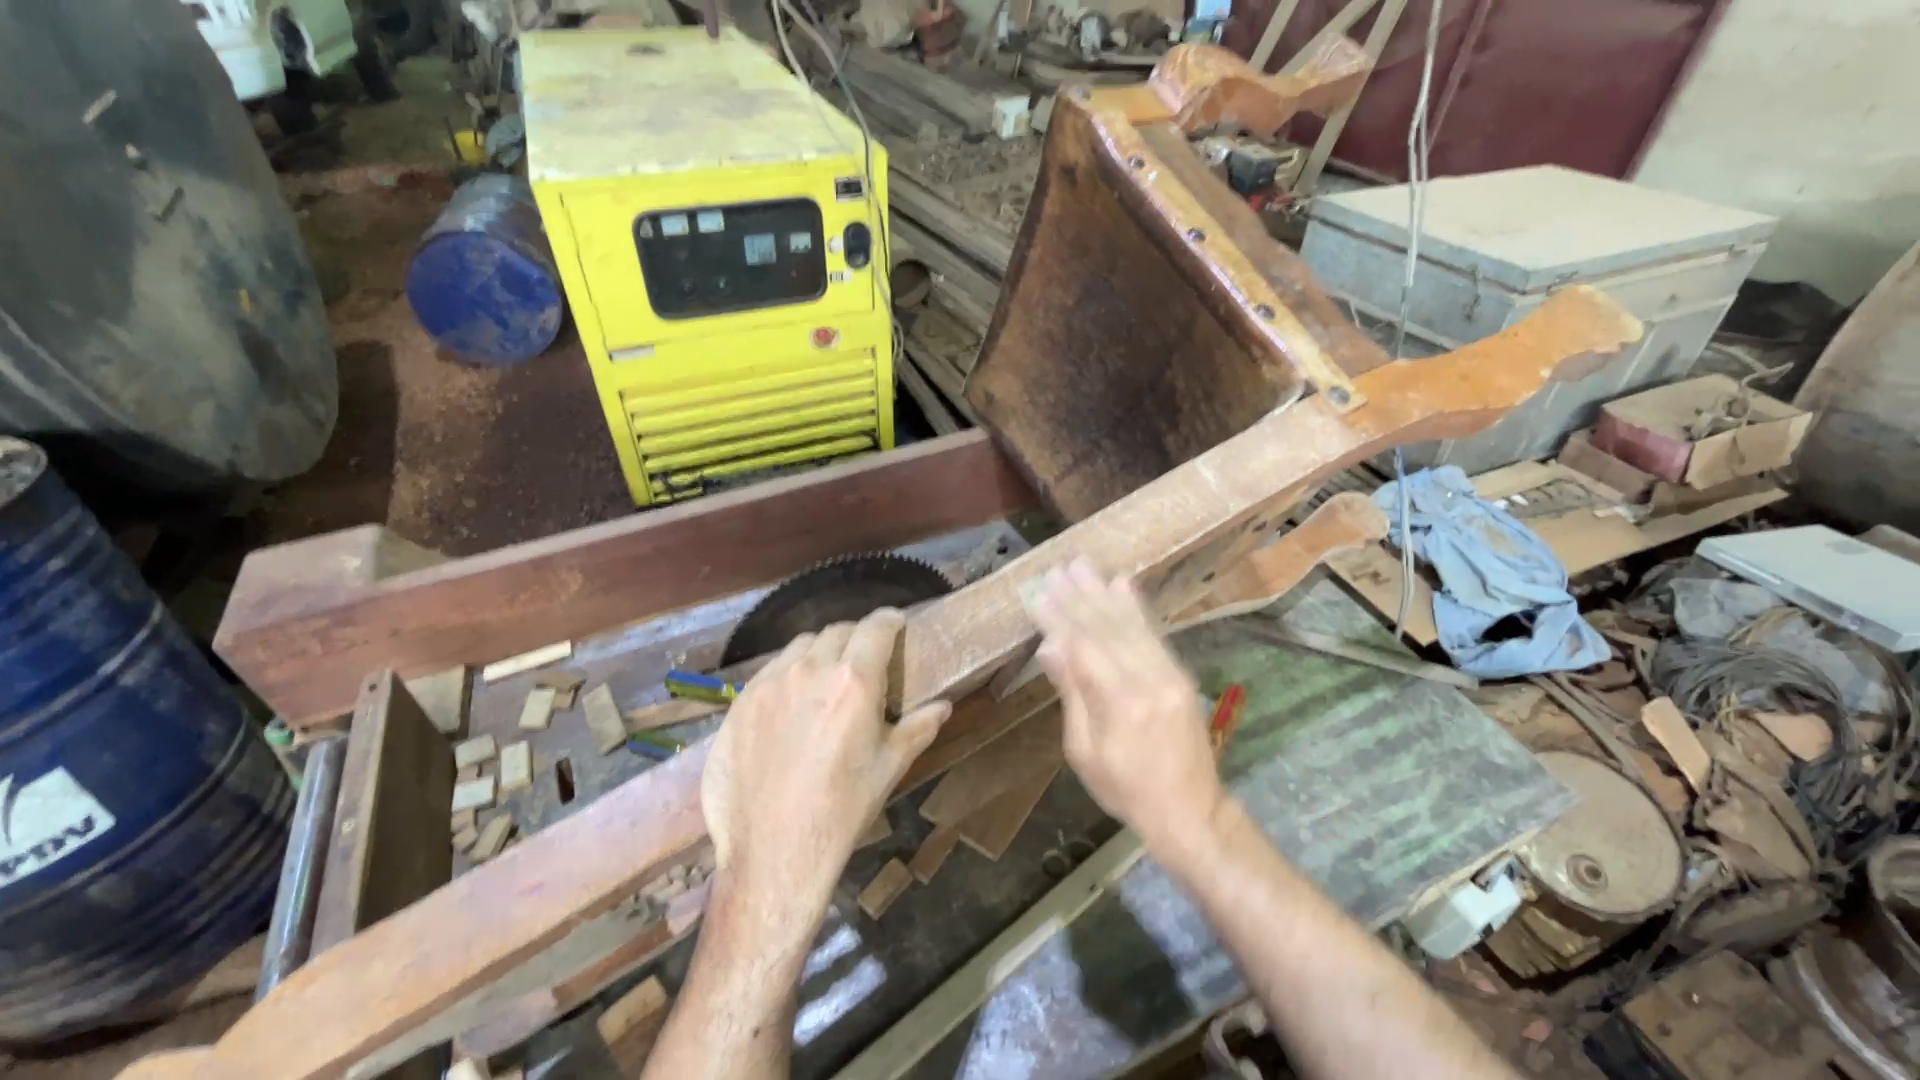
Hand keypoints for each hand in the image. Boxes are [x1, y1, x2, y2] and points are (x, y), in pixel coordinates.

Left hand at [702, 608, 950, 910]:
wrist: (774, 850)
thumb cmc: (842, 811)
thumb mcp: (889, 769)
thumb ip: (918, 728)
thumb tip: (944, 705)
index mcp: (854, 682)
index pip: (876, 628)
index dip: (889, 621)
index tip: (896, 623)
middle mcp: (809, 670)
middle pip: (837, 632)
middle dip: (856, 638)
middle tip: (864, 660)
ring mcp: (768, 684)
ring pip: (800, 647)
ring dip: (819, 653)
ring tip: (825, 679)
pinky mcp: (739, 702)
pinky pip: (770, 672)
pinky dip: (787, 675)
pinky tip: (791, 704)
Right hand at [1029, 559, 1224, 848]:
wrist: (1189, 810)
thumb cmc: (1125, 789)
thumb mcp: (1084, 752)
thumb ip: (1072, 695)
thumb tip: (1050, 647)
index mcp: (1120, 704)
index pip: (1082, 646)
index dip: (1058, 617)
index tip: (1038, 592)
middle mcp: (1148, 681)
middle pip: (1107, 629)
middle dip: (1079, 596)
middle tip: (1058, 568)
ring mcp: (1169, 675)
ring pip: (1131, 625)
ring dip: (1104, 593)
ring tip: (1082, 565)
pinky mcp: (1180, 675)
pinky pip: (1154, 634)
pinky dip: (1135, 607)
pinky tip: (1121, 585)